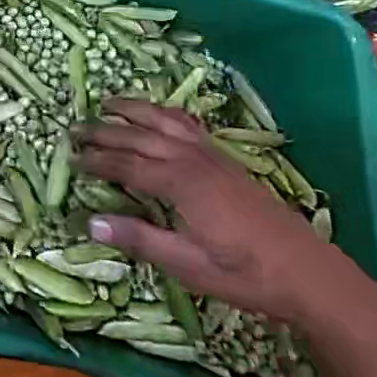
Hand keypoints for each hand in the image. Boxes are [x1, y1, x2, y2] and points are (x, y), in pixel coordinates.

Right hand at [76, 98, 370, 327]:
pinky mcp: (224, 159)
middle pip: (139, 136)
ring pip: (163, 121)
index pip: (126, 165)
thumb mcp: (187, 264)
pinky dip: (166, 113)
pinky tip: (159, 113)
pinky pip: (188, 124)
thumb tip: (90, 222)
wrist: (306, 270)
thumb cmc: (243, 273)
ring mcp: (210, 155)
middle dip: (105, 131)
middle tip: (75, 128)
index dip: (96, 160)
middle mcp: (191, 160)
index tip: (70, 158)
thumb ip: (139, 239)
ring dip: (133, 110)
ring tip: (107, 103)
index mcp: (179, 183)